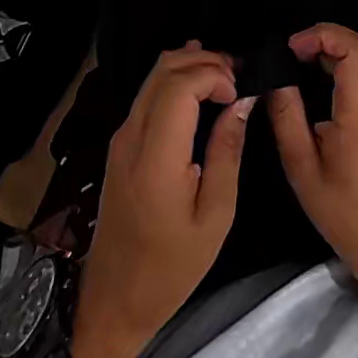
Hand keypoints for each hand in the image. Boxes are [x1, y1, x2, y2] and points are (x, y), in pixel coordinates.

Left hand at [70, 42, 254, 357]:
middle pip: (163, 70)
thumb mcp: (216, 214)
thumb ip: (227, 150)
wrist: (114, 297)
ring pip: (153, 77)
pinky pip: (147, 94)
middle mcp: (131, 136)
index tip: (240, 92)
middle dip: (205, 60)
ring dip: (190, 66)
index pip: (179, 86)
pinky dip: (176, 80)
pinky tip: (201, 87)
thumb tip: (242, 100)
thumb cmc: (172, 266)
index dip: (213, 74)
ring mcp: (121, 137)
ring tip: (227, 78)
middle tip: (239, 73)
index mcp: (156, 158)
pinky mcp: (120, 143)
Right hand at [269, 23, 357, 281]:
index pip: (357, 49)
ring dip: (330, 52)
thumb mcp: (301, 165)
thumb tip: (273, 77)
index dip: (323, 35)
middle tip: (288, 55)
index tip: (292, 48)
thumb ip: (286, 115)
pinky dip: (340, 67)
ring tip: (296, 66)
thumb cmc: (343, 207)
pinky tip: (316, 84)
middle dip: (322, 40)